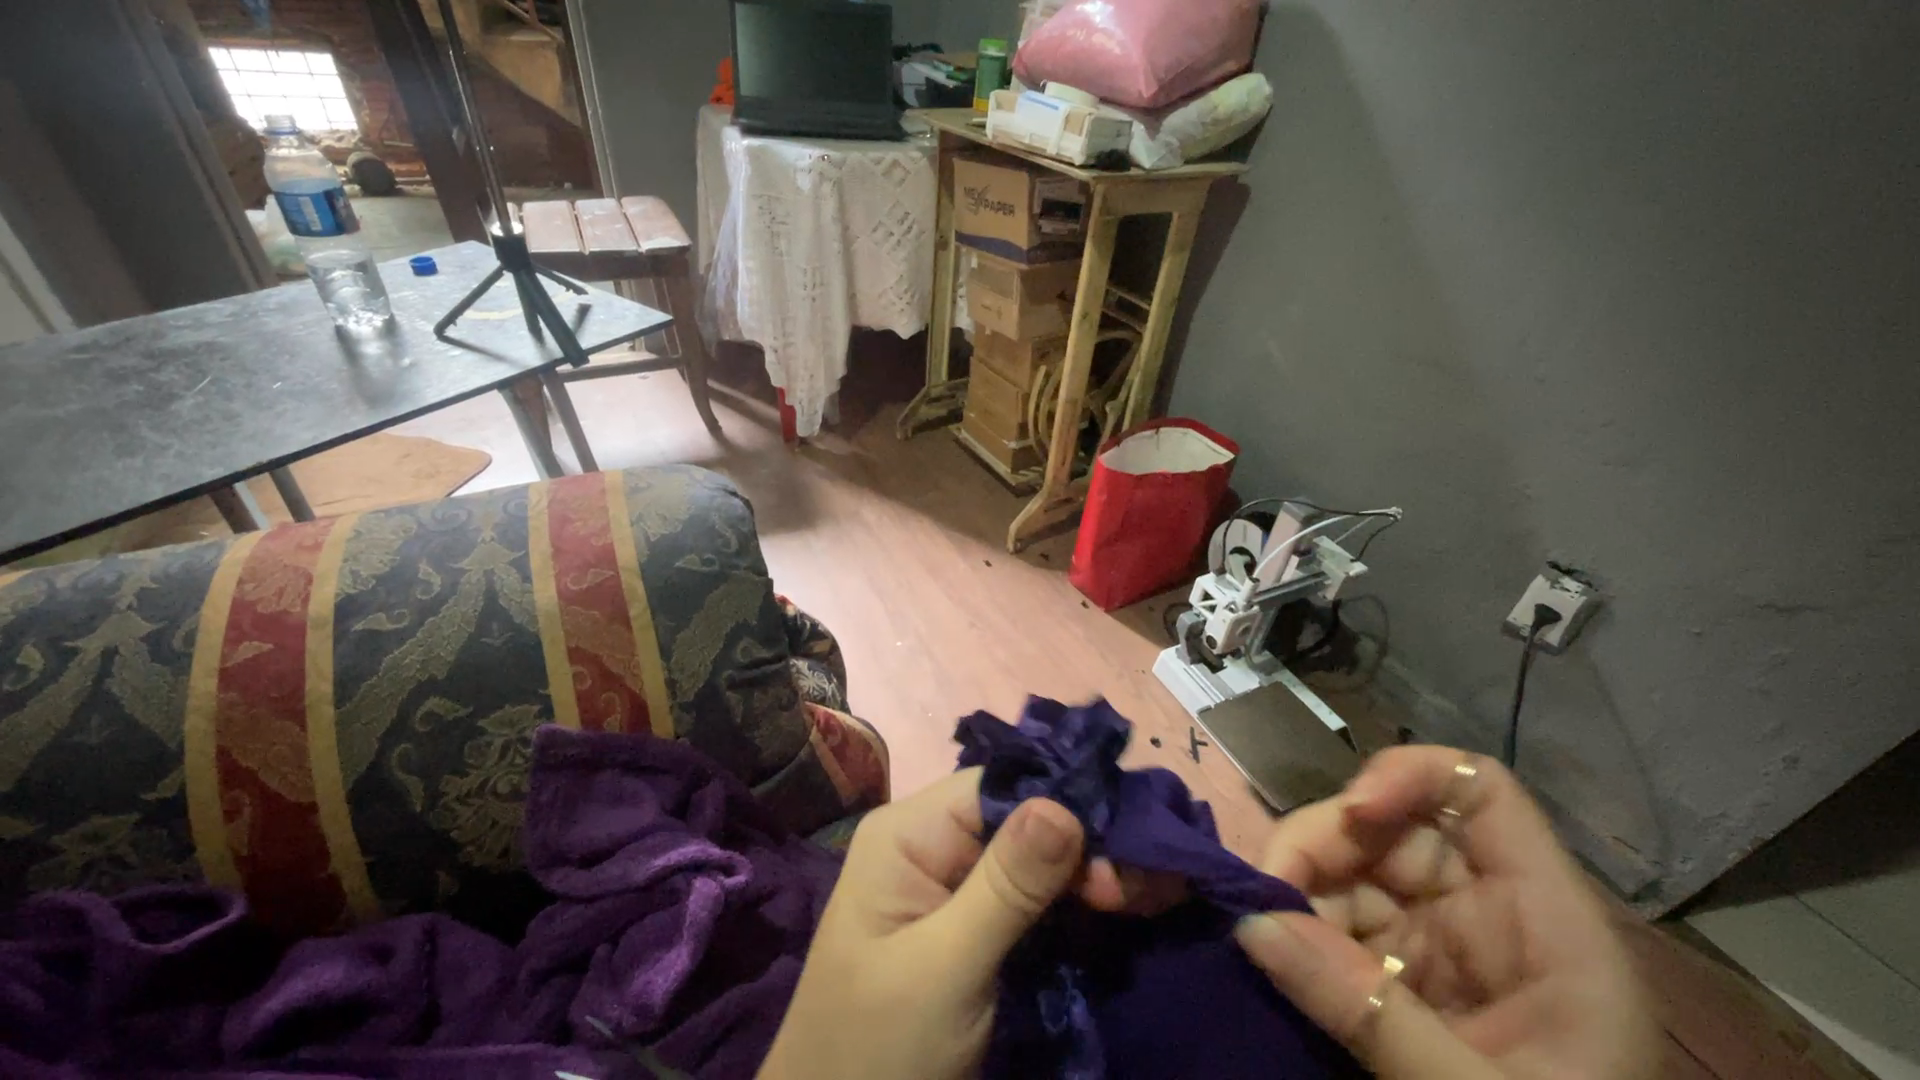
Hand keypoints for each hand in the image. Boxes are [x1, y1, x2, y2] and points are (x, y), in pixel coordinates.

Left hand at [759, 768, 1160, 1079]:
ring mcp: (957, 889)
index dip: (1065, 804)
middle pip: (1026, 819)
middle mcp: (934, 846)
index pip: (999, 786)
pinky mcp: (979, 932)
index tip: (1126, 847)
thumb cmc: (878, 1049)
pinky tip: (1128, 907)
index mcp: (910, 834)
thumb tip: (1065, 801)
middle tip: (1154, 885)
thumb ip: (1005, 887)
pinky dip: (1083, 905)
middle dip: (1091, 843)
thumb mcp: (943, 968)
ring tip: (1157, 894)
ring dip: (1096, 873)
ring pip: (1041, 859)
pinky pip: (1039, 900)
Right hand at [1233, 747, 1658, 1078]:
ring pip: (1346, 876)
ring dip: (1293, 890)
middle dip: (1320, 844)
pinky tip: (1265, 954)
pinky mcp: (1392, 988)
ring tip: (1257, 934)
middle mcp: (1482, 918)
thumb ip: (1367, 1012)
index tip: (1350, 815)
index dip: (1409, 777)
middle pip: (1390, 829)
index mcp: (1544, 923)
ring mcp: (1433, 952)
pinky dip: (1291, 934)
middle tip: (1263, 890)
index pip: (1481, 793)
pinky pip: (1329, 932)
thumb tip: (1252, 921)